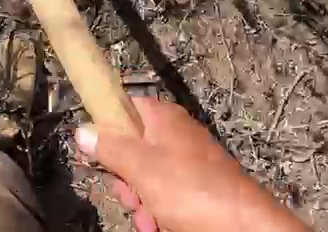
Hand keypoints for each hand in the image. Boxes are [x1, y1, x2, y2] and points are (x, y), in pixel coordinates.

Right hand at [75, 99, 310, 231]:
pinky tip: (160, 228)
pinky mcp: (198, 192)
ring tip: (149, 221)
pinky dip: (160, 214)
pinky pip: (167, 198)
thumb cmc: (191, 190)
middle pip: (132, 149)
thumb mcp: (141, 167)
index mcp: (162, 118)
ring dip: (141, 203)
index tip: (98, 154)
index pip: (123, 108)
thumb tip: (81, 129)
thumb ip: (109, 148)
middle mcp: (175, 136)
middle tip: (130, 196)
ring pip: (148, 179)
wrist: (246, 229)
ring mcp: (188, 165)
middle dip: (125, 179)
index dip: (106, 129)